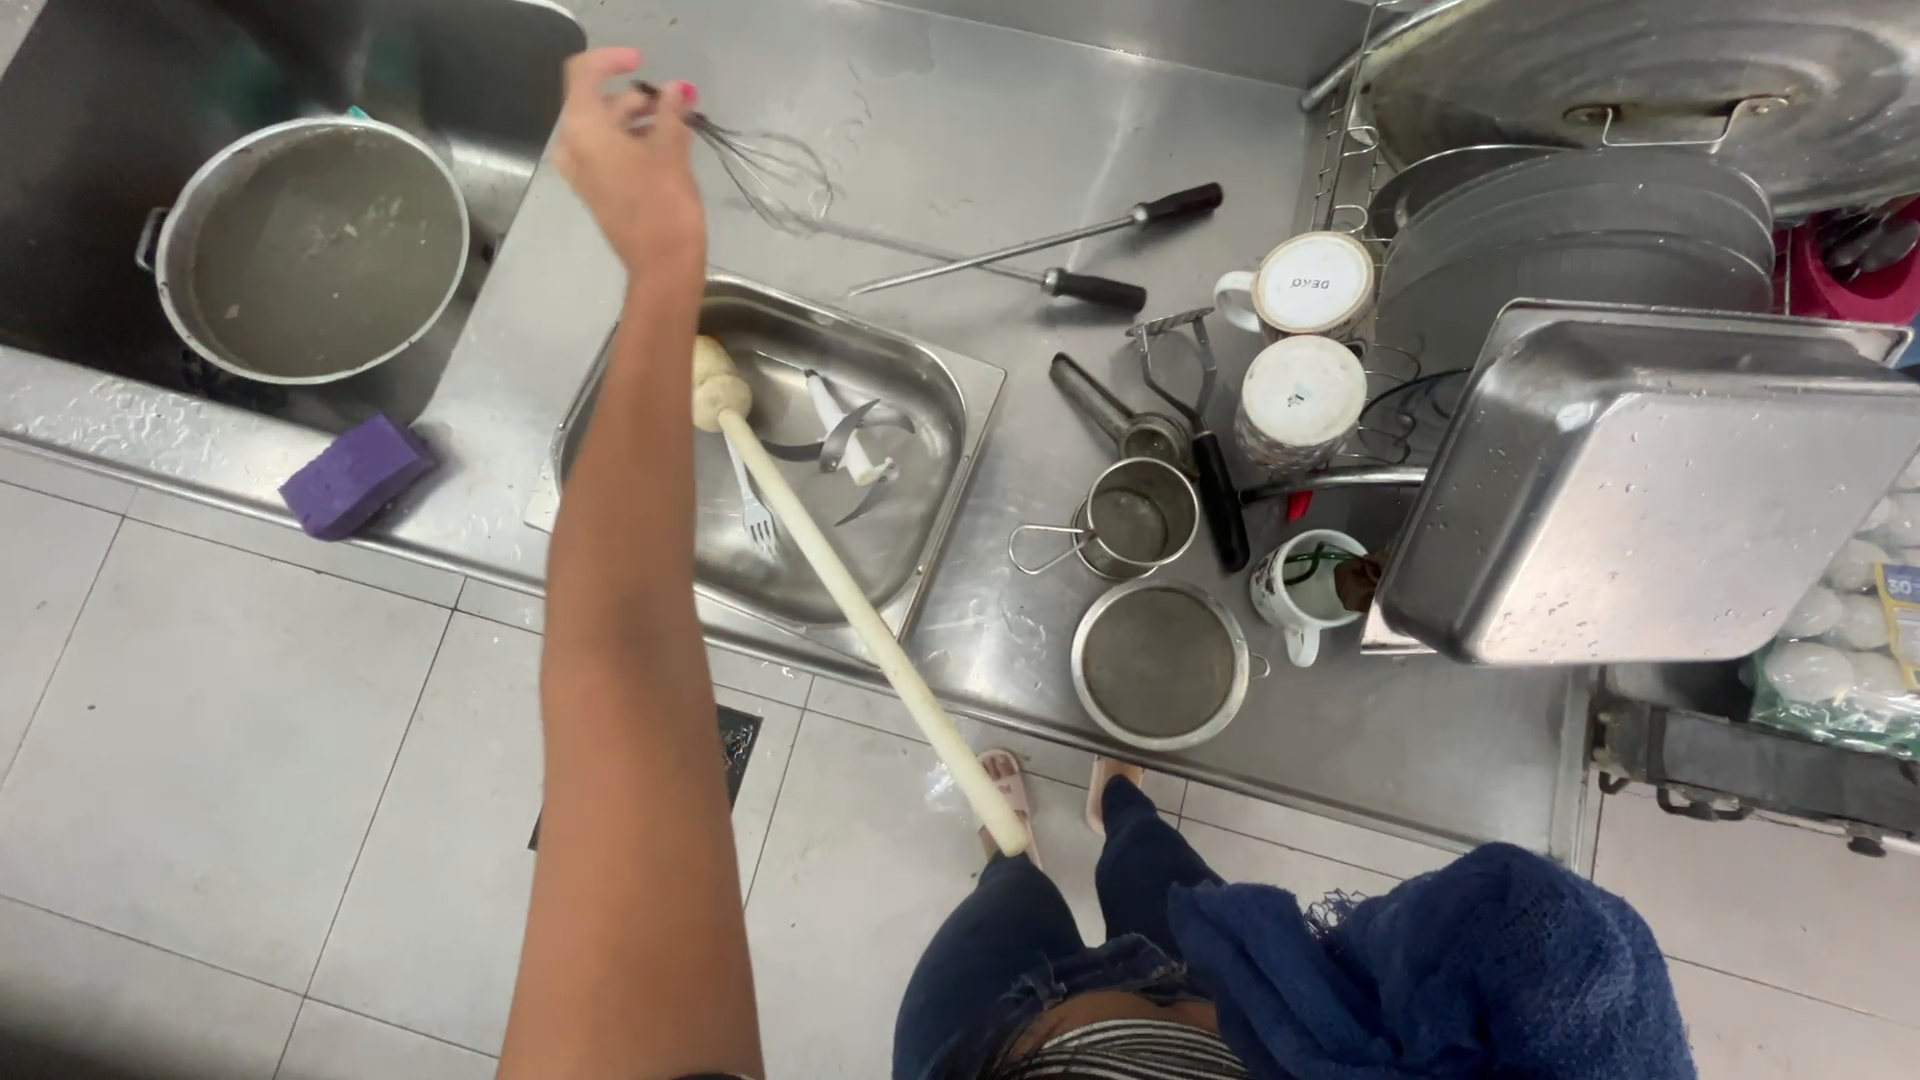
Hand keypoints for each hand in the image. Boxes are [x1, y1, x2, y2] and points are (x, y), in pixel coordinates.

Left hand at [555, 47, 704, 280]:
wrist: (662, 268)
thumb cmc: (665, 206)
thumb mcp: (672, 152)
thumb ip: (671, 113)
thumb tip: (676, 90)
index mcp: (583, 128)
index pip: (584, 72)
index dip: (614, 59)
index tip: (645, 63)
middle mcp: (572, 145)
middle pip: (597, 103)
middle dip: (635, 98)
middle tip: (673, 106)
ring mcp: (581, 173)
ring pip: (604, 131)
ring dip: (636, 123)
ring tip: (675, 130)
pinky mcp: (596, 193)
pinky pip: (607, 155)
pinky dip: (630, 145)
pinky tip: (663, 153)